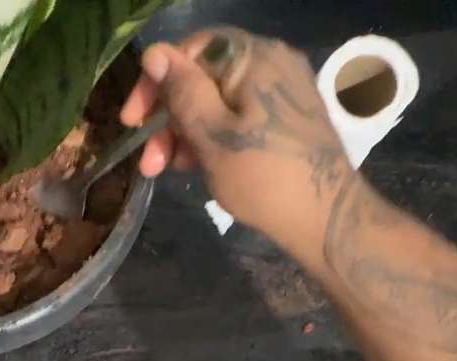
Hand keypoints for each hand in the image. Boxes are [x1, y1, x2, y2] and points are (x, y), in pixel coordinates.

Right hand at [121, 28, 354, 257]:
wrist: (324, 215)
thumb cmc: (264, 178)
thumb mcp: (213, 137)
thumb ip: (183, 93)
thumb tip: (154, 54)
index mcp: (254, 57)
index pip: (192, 50)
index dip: (156, 82)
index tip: (133, 122)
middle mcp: (271, 62)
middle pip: (203, 78)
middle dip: (169, 118)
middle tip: (149, 163)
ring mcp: (281, 90)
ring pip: (218, 101)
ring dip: (186, 133)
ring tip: (169, 171)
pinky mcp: (285, 117)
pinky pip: (238, 117)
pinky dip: (213, 137)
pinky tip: (199, 166)